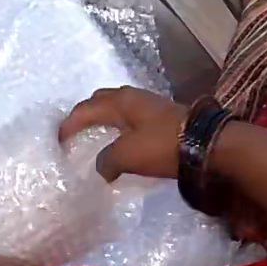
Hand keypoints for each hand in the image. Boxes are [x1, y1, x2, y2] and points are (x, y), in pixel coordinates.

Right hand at [58, 87, 188, 180]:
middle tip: (76, 132)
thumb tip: (102, 167)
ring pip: (118, 107)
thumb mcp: (127, 155)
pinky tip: (122, 140)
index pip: (85, 109)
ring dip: (105, 119)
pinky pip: (132, 117)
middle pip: (101, 100)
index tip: (57, 140)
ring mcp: (150, 105)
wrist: (209, 145)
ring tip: (96, 137)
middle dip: (86, 114)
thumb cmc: (162, 146)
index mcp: (120, 102)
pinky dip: (120, 126)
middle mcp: (133, 97)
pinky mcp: (163, 117)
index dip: (69, 124)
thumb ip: (107, 160)